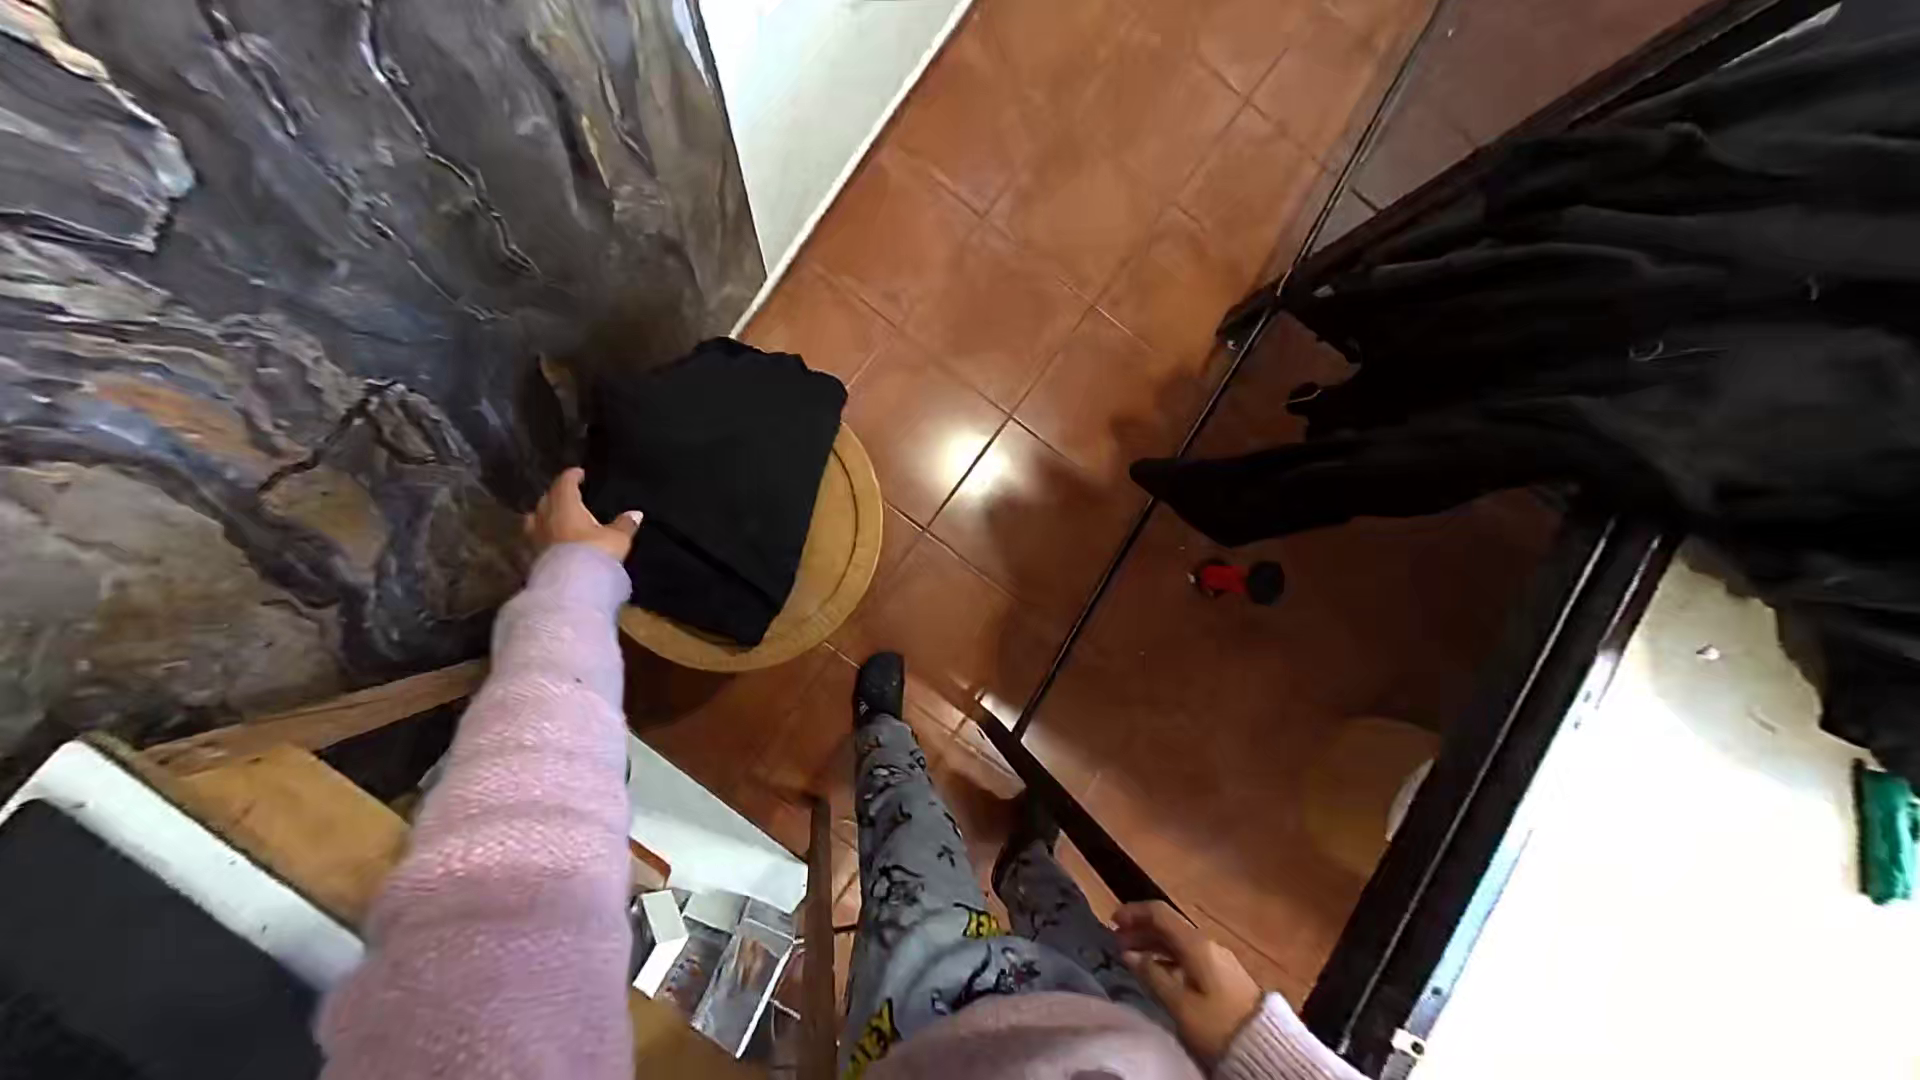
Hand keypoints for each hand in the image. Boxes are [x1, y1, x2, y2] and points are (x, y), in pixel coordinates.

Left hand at [525, 467, 642, 561]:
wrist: (571, 587)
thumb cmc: (595, 553)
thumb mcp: (617, 538)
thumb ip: (624, 524)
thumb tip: (636, 513)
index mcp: (565, 506)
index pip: (565, 483)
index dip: (572, 476)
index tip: (580, 473)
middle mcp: (545, 517)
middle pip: (547, 498)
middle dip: (557, 494)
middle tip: (569, 494)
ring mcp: (535, 537)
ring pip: (536, 518)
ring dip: (545, 514)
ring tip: (556, 516)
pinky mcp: (532, 556)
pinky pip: (536, 537)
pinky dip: (543, 533)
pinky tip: (552, 539)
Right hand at [1114, 901, 1263, 1065]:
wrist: (1268, 1051)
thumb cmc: (1218, 1025)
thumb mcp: (1180, 1004)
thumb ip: (1152, 975)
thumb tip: (1129, 953)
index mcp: (1195, 943)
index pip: (1159, 913)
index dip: (1133, 912)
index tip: (1112, 921)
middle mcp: (1207, 944)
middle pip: (1168, 926)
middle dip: (1140, 930)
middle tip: (1116, 943)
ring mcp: (1217, 960)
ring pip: (1177, 943)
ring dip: (1152, 945)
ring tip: (1131, 958)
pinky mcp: (1224, 977)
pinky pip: (1187, 957)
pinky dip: (1166, 958)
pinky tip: (1157, 973)